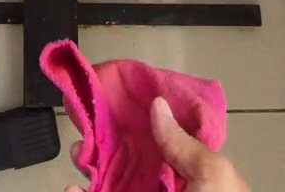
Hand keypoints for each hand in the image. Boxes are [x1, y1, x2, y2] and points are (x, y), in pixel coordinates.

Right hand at [67, 97, 249, 191]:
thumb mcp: (212, 176)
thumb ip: (184, 143)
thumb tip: (157, 104)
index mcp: (186, 178)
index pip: (158, 146)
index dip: (136, 125)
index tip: (113, 101)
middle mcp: (162, 191)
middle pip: (128, 164)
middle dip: (104, 146)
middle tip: (87, 131)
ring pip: (110, 185)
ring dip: (90, 170)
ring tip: (77, 153)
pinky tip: (72, 189)